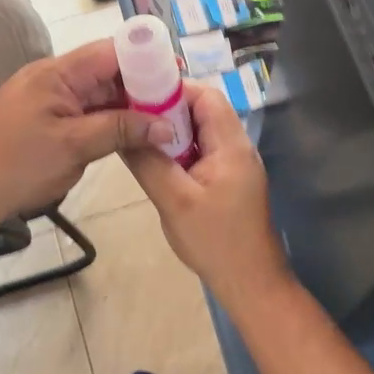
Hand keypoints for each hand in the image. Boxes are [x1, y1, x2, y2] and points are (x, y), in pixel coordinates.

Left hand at [0, 40, 172, 238]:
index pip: (110, 51)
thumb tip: (166, 126)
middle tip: (177, 103)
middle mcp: (52, 78)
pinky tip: (132, 133)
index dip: (146, 58)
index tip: (178, 73)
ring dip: (127, 106)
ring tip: (163, 119)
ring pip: (98, 94)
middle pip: (106, 72)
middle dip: (142, 85)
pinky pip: (85, 112)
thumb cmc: (20, 166)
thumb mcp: (76, 147)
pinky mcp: (45, 121)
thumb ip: (122, 130)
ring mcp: (47, 100)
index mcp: (56, 73)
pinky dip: (109, 120)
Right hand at [121, 83, 293, 302]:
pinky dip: (181, 153)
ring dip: (173, 135)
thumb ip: (148, 163)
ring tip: (141, 141)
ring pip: (202, 134)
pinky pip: (204, 154)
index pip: (206, 97)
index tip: (138, 99)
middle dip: (168, 112)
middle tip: (133, 120)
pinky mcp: (230, 182)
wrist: (250, 282)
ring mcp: (236, 166)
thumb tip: (123, 132)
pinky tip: (159, 166)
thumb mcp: (174, 201)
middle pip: (204, 112)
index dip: (173, 91)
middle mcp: (238, 148)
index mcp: (232, 145)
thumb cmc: (215, 241)